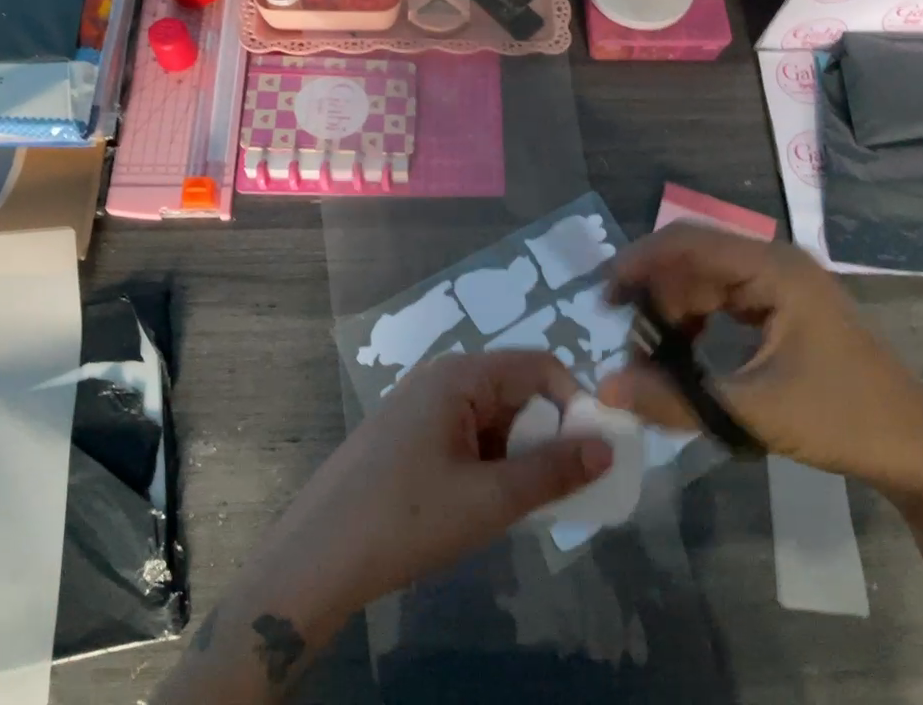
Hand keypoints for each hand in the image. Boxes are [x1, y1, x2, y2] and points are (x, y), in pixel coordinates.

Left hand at [252, 350, 613, 618]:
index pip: (539, 366)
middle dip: (546, 434)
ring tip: (522, 504)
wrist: (316, 557)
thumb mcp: (491, 499)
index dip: (574, 402)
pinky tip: (484, 504)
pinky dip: (488, 463)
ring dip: (517, 454)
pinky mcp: (405, 437)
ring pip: (491, 418)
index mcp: (459, 376)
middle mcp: (439, 379)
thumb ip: (554, 471)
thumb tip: (606, 448)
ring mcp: (418, 408)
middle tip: (561, 487)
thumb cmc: (408, 518)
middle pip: (515, 390)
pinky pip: (464, 436)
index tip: (593, 453)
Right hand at [598, 223, 922, 505]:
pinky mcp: (783, 310)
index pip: (686, 242)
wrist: (915, 449)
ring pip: (703, 281)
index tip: (600, 301)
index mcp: (773, 269)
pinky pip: (722, 301)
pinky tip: (681, 354)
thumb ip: (673, 399)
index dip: (637, 263)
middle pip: (691, 260)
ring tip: (647, 355)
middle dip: (652, 297)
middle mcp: (775, 264)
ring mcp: (781, 286)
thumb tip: (604, 389)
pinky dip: (694, 323)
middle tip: (624, 344)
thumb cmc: (842, 419)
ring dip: (670, 313)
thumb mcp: (752, 411)